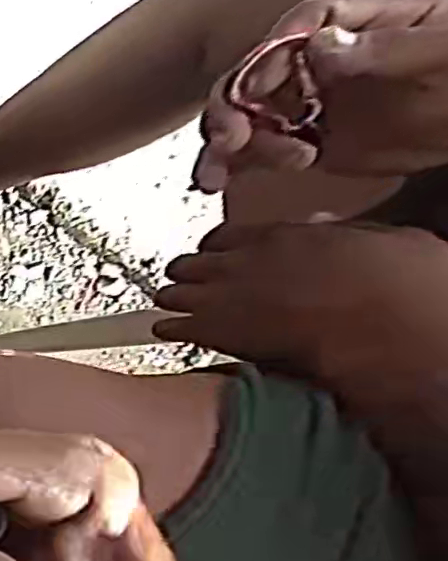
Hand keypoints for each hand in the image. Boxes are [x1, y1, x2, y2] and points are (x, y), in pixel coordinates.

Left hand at [154, 221, 447, 402]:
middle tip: (197, 287)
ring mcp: (215, 298)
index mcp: (275, 236)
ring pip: (167, 295)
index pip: (218, 237)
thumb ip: (326, 234)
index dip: (215, 250)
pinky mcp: (205, 330)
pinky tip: (183, 333)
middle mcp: (236, 264)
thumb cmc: (396, 283)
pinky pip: (165, 328)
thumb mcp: (370, 238)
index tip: (219, 259)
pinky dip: (169, 330)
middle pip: (182, 265)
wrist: (382, 325)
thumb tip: (316, 228)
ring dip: (175, 302)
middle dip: (187, 276)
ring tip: (189, 310)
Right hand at [195, 0, 447, 190]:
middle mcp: (328, 63)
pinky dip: (222, 168)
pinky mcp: (293, 141)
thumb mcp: (445, 56)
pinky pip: (243, 151)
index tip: (258, 86)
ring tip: (226, 174)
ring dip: (224, 148)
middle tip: (233, 141)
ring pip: (239, 118)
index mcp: (373, 26)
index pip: (309, 22)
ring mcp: (306, 104)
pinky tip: (217, 183)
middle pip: (255, 75)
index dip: (273, 51)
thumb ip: (387, 47)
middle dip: (232, 111)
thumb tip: (319, 44)